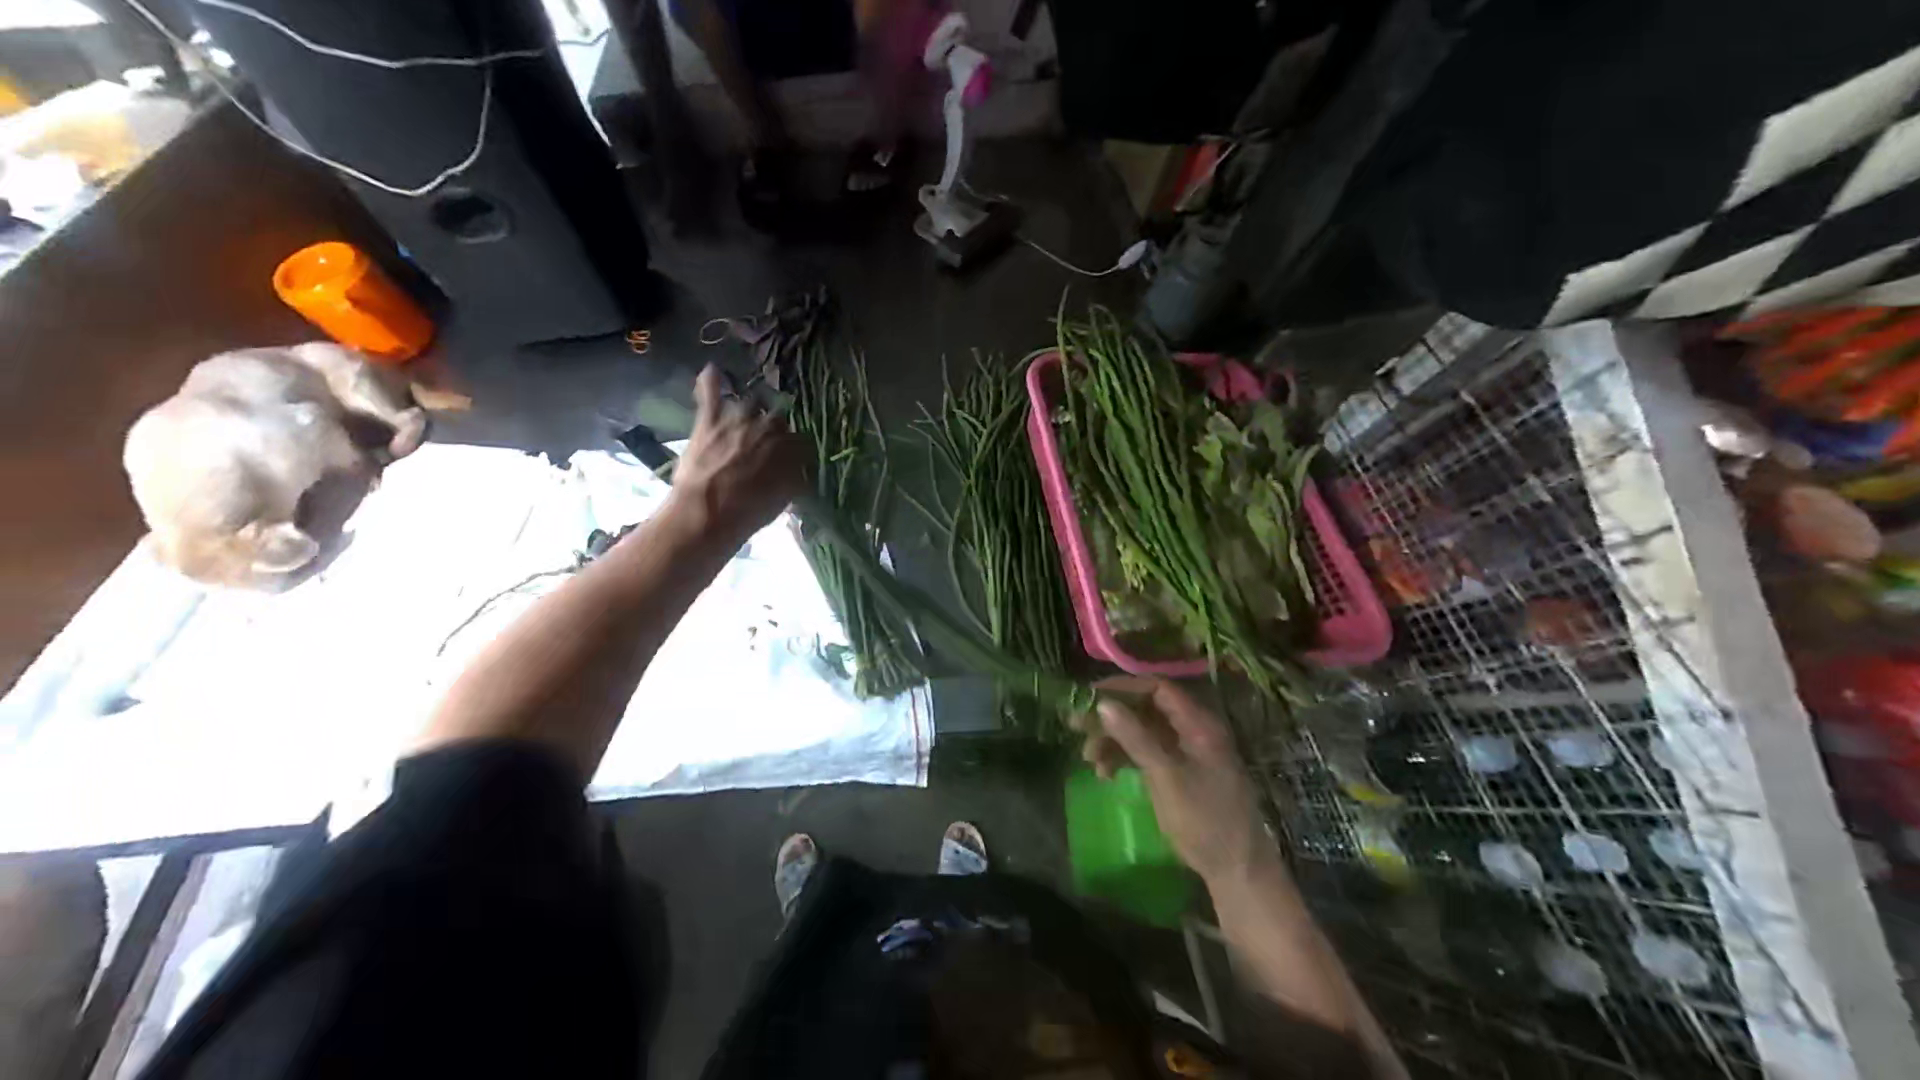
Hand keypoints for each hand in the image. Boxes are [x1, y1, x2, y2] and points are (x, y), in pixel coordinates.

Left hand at [671, 364, 805, 535]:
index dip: (796, 451)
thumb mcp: (782, 500)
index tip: (793, 461)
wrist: (707, 513)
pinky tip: (712, 370)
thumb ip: (795, 481)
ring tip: (749, 416)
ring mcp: (737, 420)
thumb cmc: (749, 512)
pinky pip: (711, 392)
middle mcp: (767, 427)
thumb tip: (801, 474)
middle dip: (775, 429)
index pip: (802, 441)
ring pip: (750, 403)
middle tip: (767, 444)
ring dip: (751, 410)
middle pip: (777, 419)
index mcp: (790, 448)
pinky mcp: (710, 420)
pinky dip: (711, 381)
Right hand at [1080, 677, 1275, 885]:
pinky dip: (1124, 758)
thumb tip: (1103, 703)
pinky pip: (1145, 752)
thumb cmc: (1205, 819)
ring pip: (1141, 732)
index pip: (1157, 688)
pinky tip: (1105, 774)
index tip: (1090, 697)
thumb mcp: (1166, 776)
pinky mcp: (1177, 772)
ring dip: (1113, 740)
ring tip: (1089, 758)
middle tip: (1078, 726)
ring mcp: (1184, 752)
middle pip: (1145, 709)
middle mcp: (1192, 731)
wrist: (1236, 869)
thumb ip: (1136, 738)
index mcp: (1198, 724)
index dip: (1123, 688)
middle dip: (1111, 717)